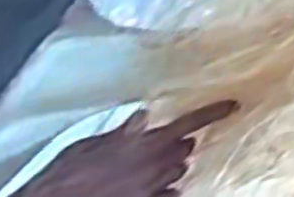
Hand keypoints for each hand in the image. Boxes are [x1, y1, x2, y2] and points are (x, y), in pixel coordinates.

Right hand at [17, 101, 237, 196]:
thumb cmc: (58, 181)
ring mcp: (152, 188)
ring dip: (171, 170)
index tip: (235, 104)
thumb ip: (120, 132)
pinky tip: (158, 191)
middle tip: (161, 150)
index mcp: (150, 143)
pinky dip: (167, 193)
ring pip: (179, 172)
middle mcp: (158, 164)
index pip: (195, 120)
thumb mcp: (85, 148)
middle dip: (178, 147)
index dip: (217, 111)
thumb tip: (143, 117)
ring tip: (151, 172)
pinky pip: (170, 196)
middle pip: (186, 149)